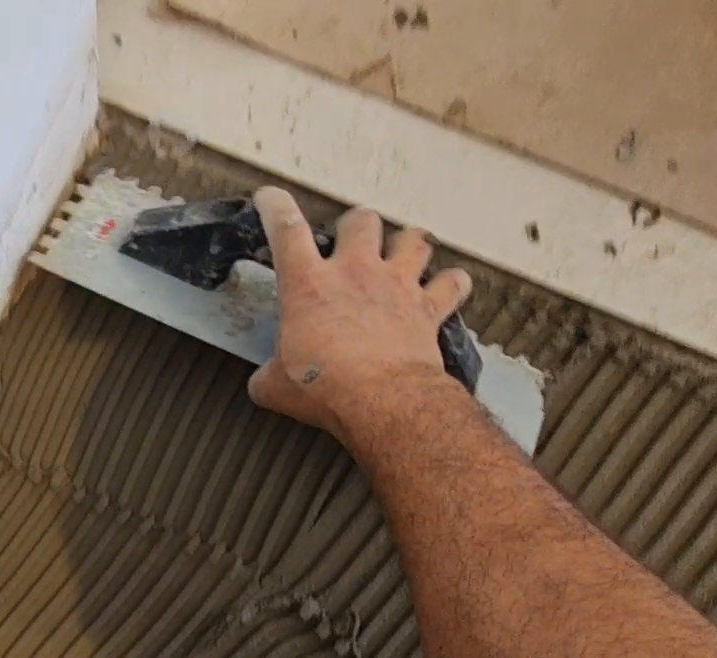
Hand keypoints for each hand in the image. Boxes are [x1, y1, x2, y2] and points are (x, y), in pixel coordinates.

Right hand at [244, 187, 474, 445]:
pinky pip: (452, 283)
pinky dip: (448, 285)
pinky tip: (442, 290)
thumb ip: (267, 374)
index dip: (275, 208)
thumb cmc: (323, 388)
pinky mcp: (428, 308)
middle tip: (349, 241)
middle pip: (361, 220)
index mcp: (307, 286)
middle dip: (354, 227)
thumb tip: (264, 381)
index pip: (286, 231)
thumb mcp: (273, 385)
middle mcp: (355, 273)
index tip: (269, 196)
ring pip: (413, 238)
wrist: (380, 400)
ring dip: (406, 244)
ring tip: (399, 255)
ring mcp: (397, 286)